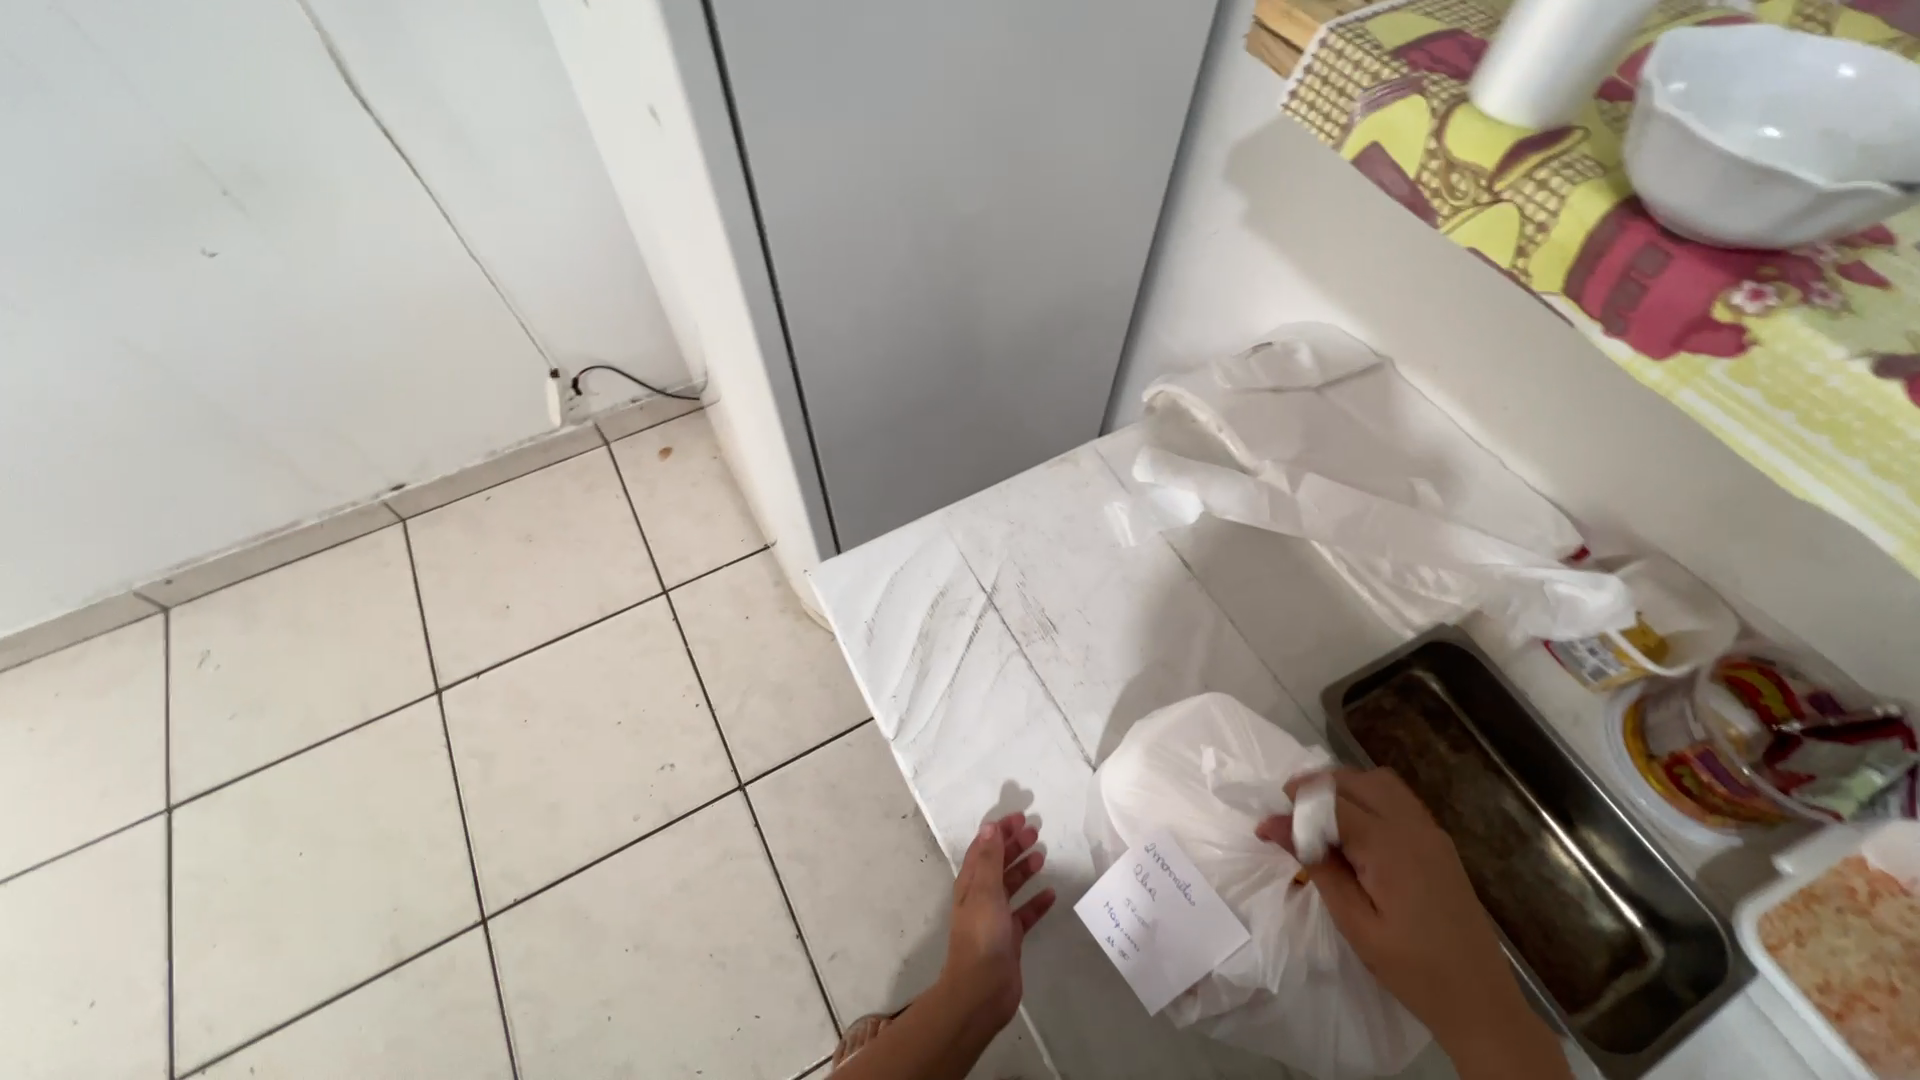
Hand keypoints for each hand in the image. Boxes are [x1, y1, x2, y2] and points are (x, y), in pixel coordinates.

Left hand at [940, 812, 1055, 1028]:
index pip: (983, 848)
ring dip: (1024, 869)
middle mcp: (981, 897)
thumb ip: (989, 859)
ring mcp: (995, 918)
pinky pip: (1025, 913)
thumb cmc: (981, 935)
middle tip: (1035, 831)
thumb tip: (990, 826)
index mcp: (970, 883)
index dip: (999, 831)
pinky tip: (1051, 894)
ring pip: (1011, 886)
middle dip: (1013, 845)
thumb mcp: (984, 890)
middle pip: (998, 864)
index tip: (1019, 817)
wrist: (982, 990)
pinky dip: (1036, 902)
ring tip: (1042, 856)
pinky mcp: (1010, 938)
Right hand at [1256, 768, 1569, 1079]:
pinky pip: (1398, 800)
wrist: (1481, 1002)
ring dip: (1343, 789)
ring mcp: (1431, 833)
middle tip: (1288, 820)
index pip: (1330, 804)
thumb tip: (1274, 825)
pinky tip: (1353, 832)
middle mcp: (1413, 827)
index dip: (1292, 809)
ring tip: (1317, 821)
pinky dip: (1367, 799)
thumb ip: (1316, 865)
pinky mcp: (1438, 845)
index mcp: (1391, 846)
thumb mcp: (1354, 922)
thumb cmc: (1412, 969)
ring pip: (1379, 783)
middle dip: (1315, 789)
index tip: (1264, 829)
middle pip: (1355, 780)